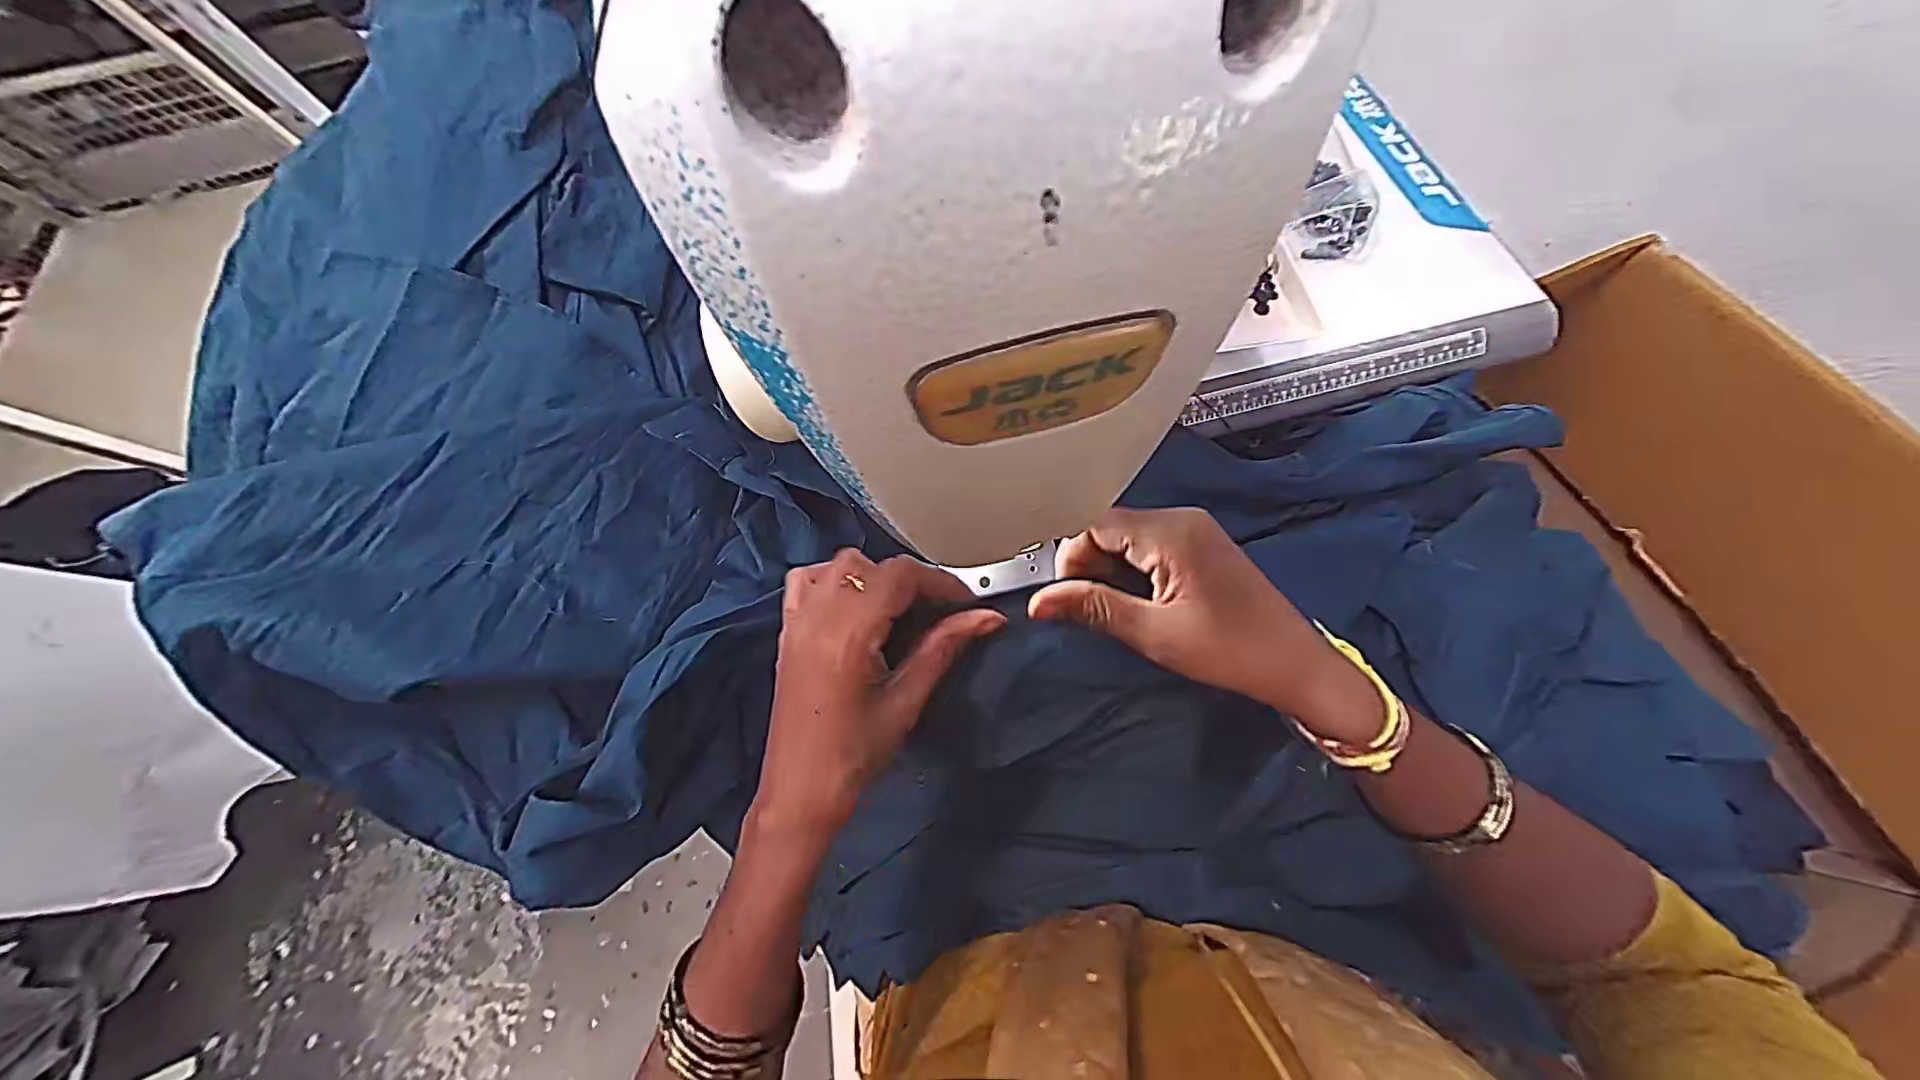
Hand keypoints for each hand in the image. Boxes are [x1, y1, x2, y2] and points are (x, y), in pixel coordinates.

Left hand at [756, 549, 1006, 836]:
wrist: (801, 790)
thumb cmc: (852, 756)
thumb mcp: (906, 700)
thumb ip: (943, 648)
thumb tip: (985, 618)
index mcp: (848, 634)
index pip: (899, 576)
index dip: (939, 581)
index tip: (965, 600)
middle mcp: (817, 618)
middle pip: (871, 564)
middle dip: (911, 580)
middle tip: (938, 610)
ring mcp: (797, 621)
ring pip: (839, 564)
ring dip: (875, 576)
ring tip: (899, 609)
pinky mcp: (787, 631)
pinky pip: (808, 580)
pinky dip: (836, 580)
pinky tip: (855, 607)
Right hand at [1028, 507, 1377, 740]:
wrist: (1296, 665)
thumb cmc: (1232, 651)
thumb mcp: (1153, 632)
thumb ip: (1093, 607)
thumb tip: (1039, 602)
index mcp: (1171, 533)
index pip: (1094, 523)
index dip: (1071, 558)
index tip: (1069, 597)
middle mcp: (1182, 520)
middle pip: (1109, 527)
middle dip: (1090, 566)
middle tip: (1095, 610)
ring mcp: (1194, 530)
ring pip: (1126, 537)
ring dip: (1111, 571)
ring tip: (1123, 610)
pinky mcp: (1200, 545)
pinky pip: (1148, 545)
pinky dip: (1133, 571)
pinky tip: (1143, 602)